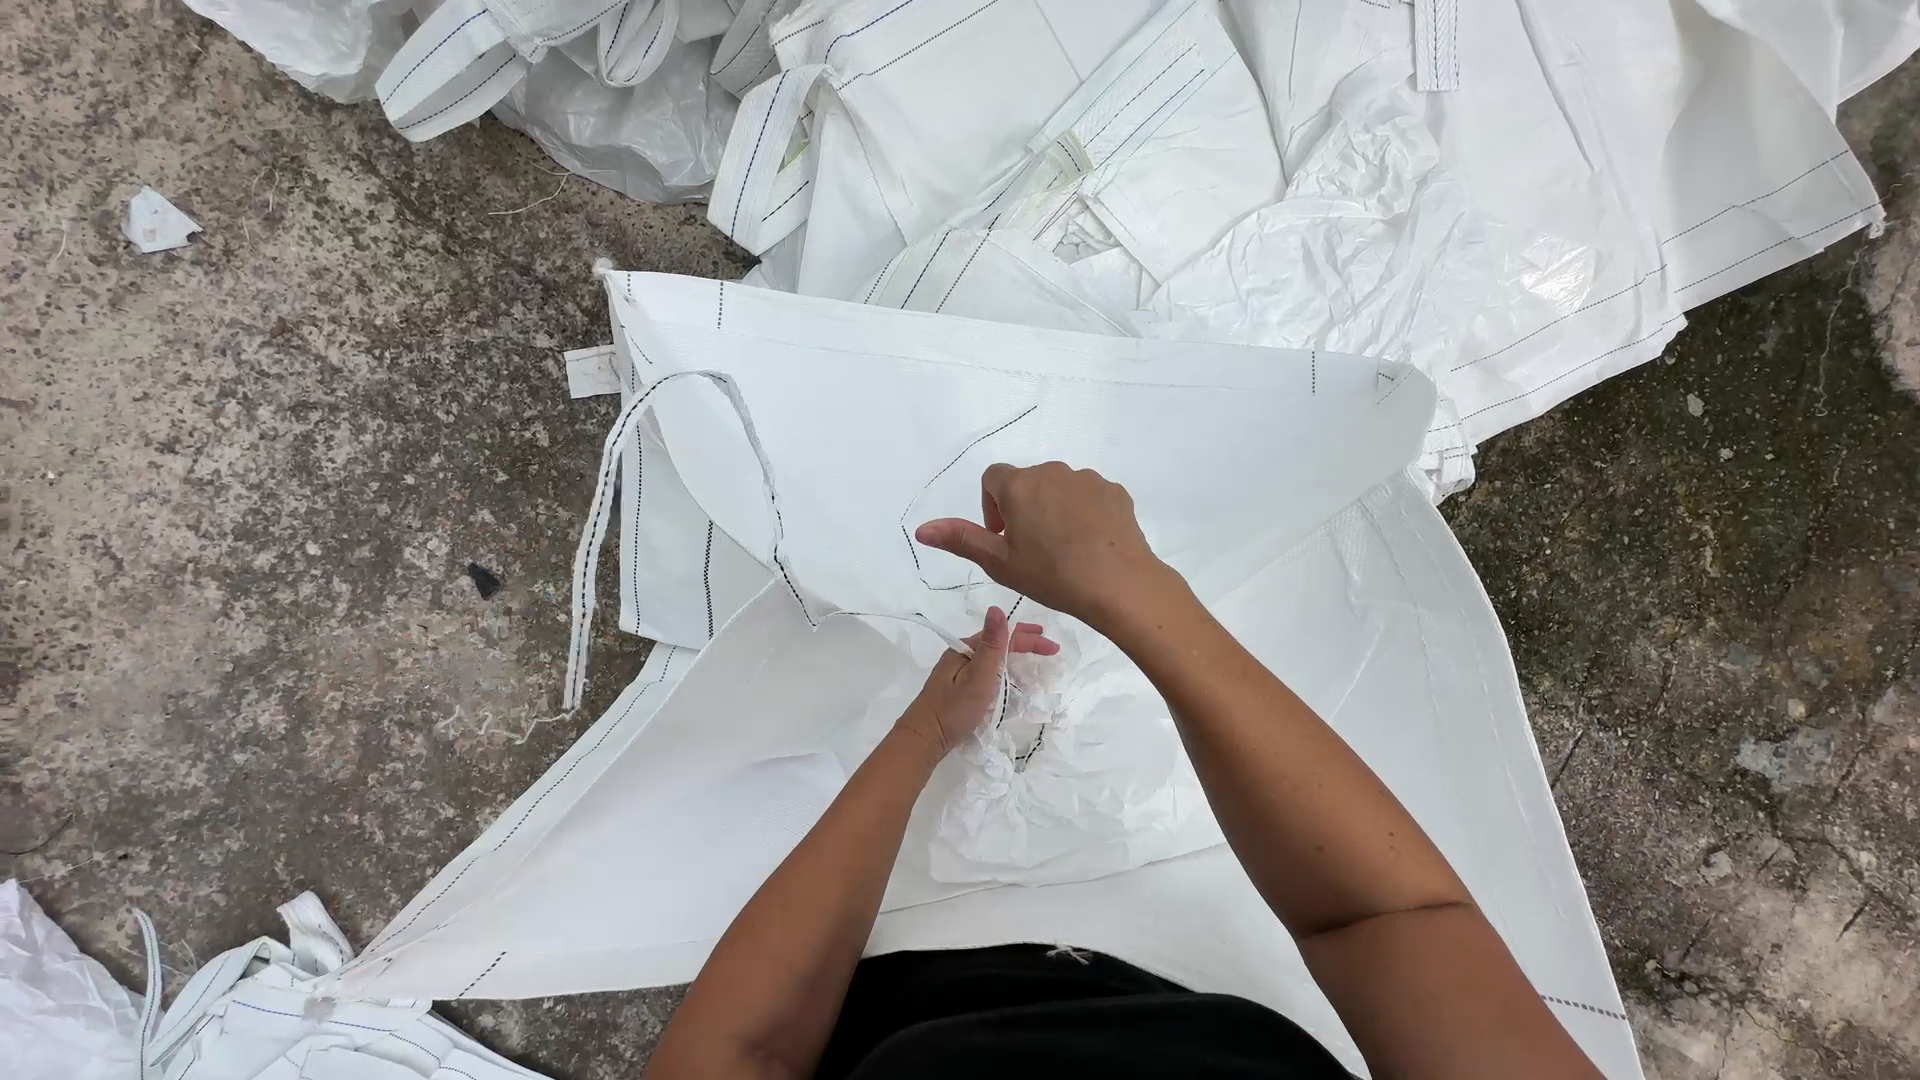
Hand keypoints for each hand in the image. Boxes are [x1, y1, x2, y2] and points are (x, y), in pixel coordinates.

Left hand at [894, 606, 1058, 757]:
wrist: (924, 737)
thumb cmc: (954, 708)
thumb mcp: (979, 676)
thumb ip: (992, 645)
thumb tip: (997, 608)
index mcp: (967, 649)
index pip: (1004, 635)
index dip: (1030, 639)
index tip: (1054, 649)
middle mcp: (961, 655)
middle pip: (997, 643)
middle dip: (1024, 643)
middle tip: (1048, 648)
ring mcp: (957, 672)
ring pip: (991, 657)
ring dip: (1013, 656)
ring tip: (1032, 663)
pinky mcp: (956, 688)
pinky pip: (985, 672)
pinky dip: (1001, 671)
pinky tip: (1007, 681)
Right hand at [914, 462, 1176, 630]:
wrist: (1119, 584)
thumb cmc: (1051, 575)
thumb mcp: (999, 563)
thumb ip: (960, 539)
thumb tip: (922, 528)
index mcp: (1019, 485)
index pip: (993, 478)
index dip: (991, 507)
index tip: (1003, 538)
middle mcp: (1052, 471)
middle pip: (1027, 483)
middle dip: (1023, 509)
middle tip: (1032, 549)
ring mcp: (1087, 479)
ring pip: (1060, 489)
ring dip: (1054, 510)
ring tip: (1063, 549)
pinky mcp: (1114, 491)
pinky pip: (1089, 497)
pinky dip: (1084, 514)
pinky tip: (1090, 545)